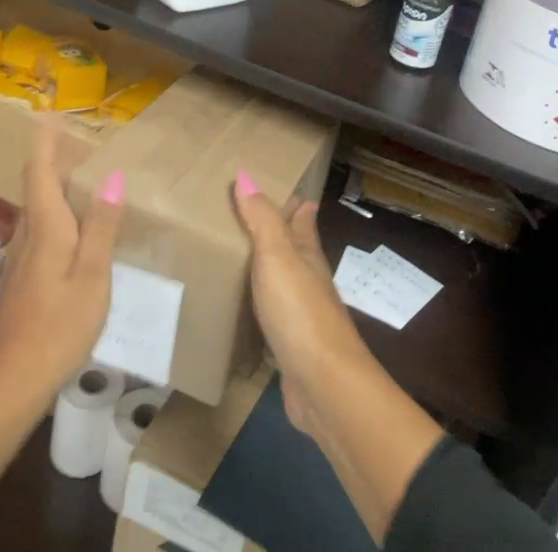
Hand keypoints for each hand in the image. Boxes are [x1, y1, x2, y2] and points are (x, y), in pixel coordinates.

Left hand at [0, 113, 124, 397]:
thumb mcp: (93, 276)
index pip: (40, 173)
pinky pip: (34, 238)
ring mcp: (16, 263)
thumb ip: (102, 226)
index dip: (44, 143)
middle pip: (35, 190)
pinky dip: (51, 222)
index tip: (49, 114)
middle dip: (50, 163)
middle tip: (75, 147)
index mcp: (46, 230)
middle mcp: (25, 238)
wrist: (12, 383)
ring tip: (76, 186)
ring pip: (34, 216)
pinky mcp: (16, 285)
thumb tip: (112, 176)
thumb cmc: (60, 327)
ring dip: (51, 193)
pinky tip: (66, 240)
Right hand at [230, 170, 370, 435]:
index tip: (274, 183)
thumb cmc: (300, 312)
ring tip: (234, 258)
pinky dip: (258, 307)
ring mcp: (302, 315)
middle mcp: (309, 280)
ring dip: (264, 270)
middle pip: (294, 249)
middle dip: (275, 233)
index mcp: (307, 254)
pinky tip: (242, 310)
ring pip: (282, 283)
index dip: (293, 201)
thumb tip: (246, 175)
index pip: (302, 219)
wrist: (323, 384)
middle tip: (240, 218)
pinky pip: (271, 317)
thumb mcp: (278, 257)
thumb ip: (262, 220)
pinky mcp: (291, 346)